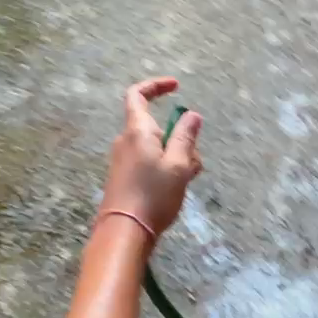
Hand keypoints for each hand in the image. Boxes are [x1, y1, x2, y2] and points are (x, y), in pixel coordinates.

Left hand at [100, 77, 202, 240]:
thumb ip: (186, 137)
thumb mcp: (178, 164)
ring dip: (177, 158)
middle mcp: (126, 141)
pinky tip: (177, 189)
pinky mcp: (125, 178)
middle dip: (180, 138)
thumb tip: (192, 115)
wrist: (124, 231)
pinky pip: (150, 163)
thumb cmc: (153, 195)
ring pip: (157, 148)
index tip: (176, 86)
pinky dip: (167, 170)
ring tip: (188, 179)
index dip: (156, 86)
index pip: (138, 95)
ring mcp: (123, 160)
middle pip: (156, 127)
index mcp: (137, 131)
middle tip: (194, 161)